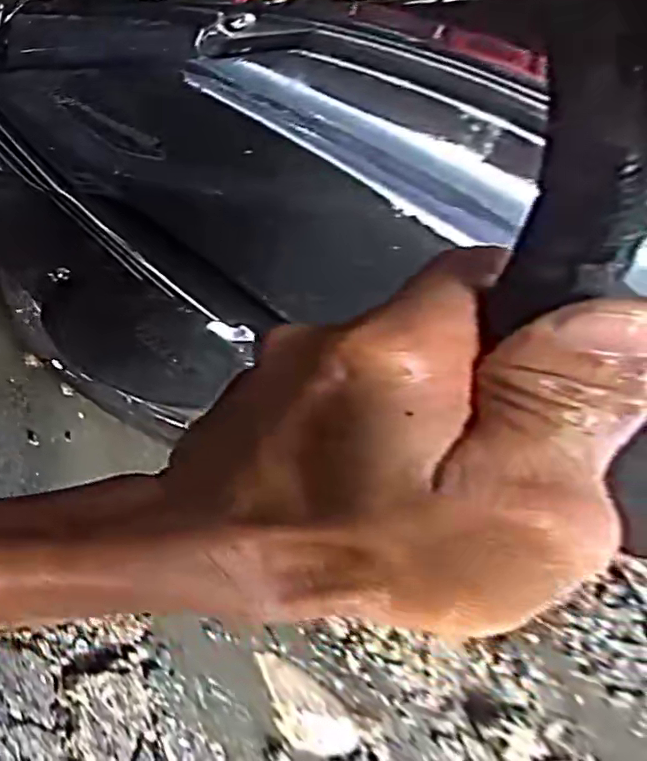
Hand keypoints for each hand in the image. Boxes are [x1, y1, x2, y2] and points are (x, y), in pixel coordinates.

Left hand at [163, 248, 646, 636]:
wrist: (219, 554)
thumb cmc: (364, 546)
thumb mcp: (519, 500)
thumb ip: (563, 403)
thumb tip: (614, 319)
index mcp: (390, 347)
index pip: (478, 274)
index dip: (538, 310)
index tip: (568, 369)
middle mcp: (317, 339)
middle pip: (433, 331)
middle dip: (485, 385)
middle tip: (499, 460)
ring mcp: (276, 367)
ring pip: (383, 370)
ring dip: (423, 414)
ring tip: (426, 483)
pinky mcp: (253, 396)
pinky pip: (333, 393)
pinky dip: (365, 425)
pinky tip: (368, 478)